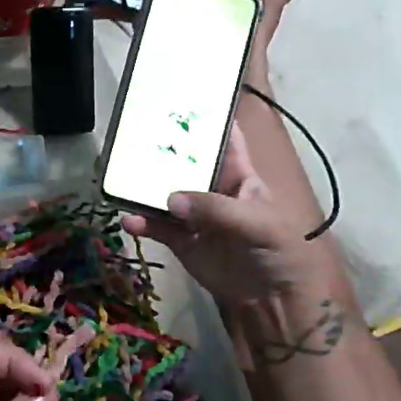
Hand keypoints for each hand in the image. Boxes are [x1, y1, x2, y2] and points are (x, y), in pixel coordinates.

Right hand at [120, 125, 314, 302]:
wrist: (274, 300)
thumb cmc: (280, 250)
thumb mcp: (258, 223)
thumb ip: (216, 209)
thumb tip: (172, 199)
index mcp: (238, 175)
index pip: (224, 138)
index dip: (207, 119)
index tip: (181, 99)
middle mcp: (212, 189)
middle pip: (184, 163)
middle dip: (163, 151)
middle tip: (133, 135)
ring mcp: (194, 215)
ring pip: (164, 194)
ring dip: (143, 188)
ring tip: (120, 179)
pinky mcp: (181, 240)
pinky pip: (156, 226)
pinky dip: (141, 222)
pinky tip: (129, 220)